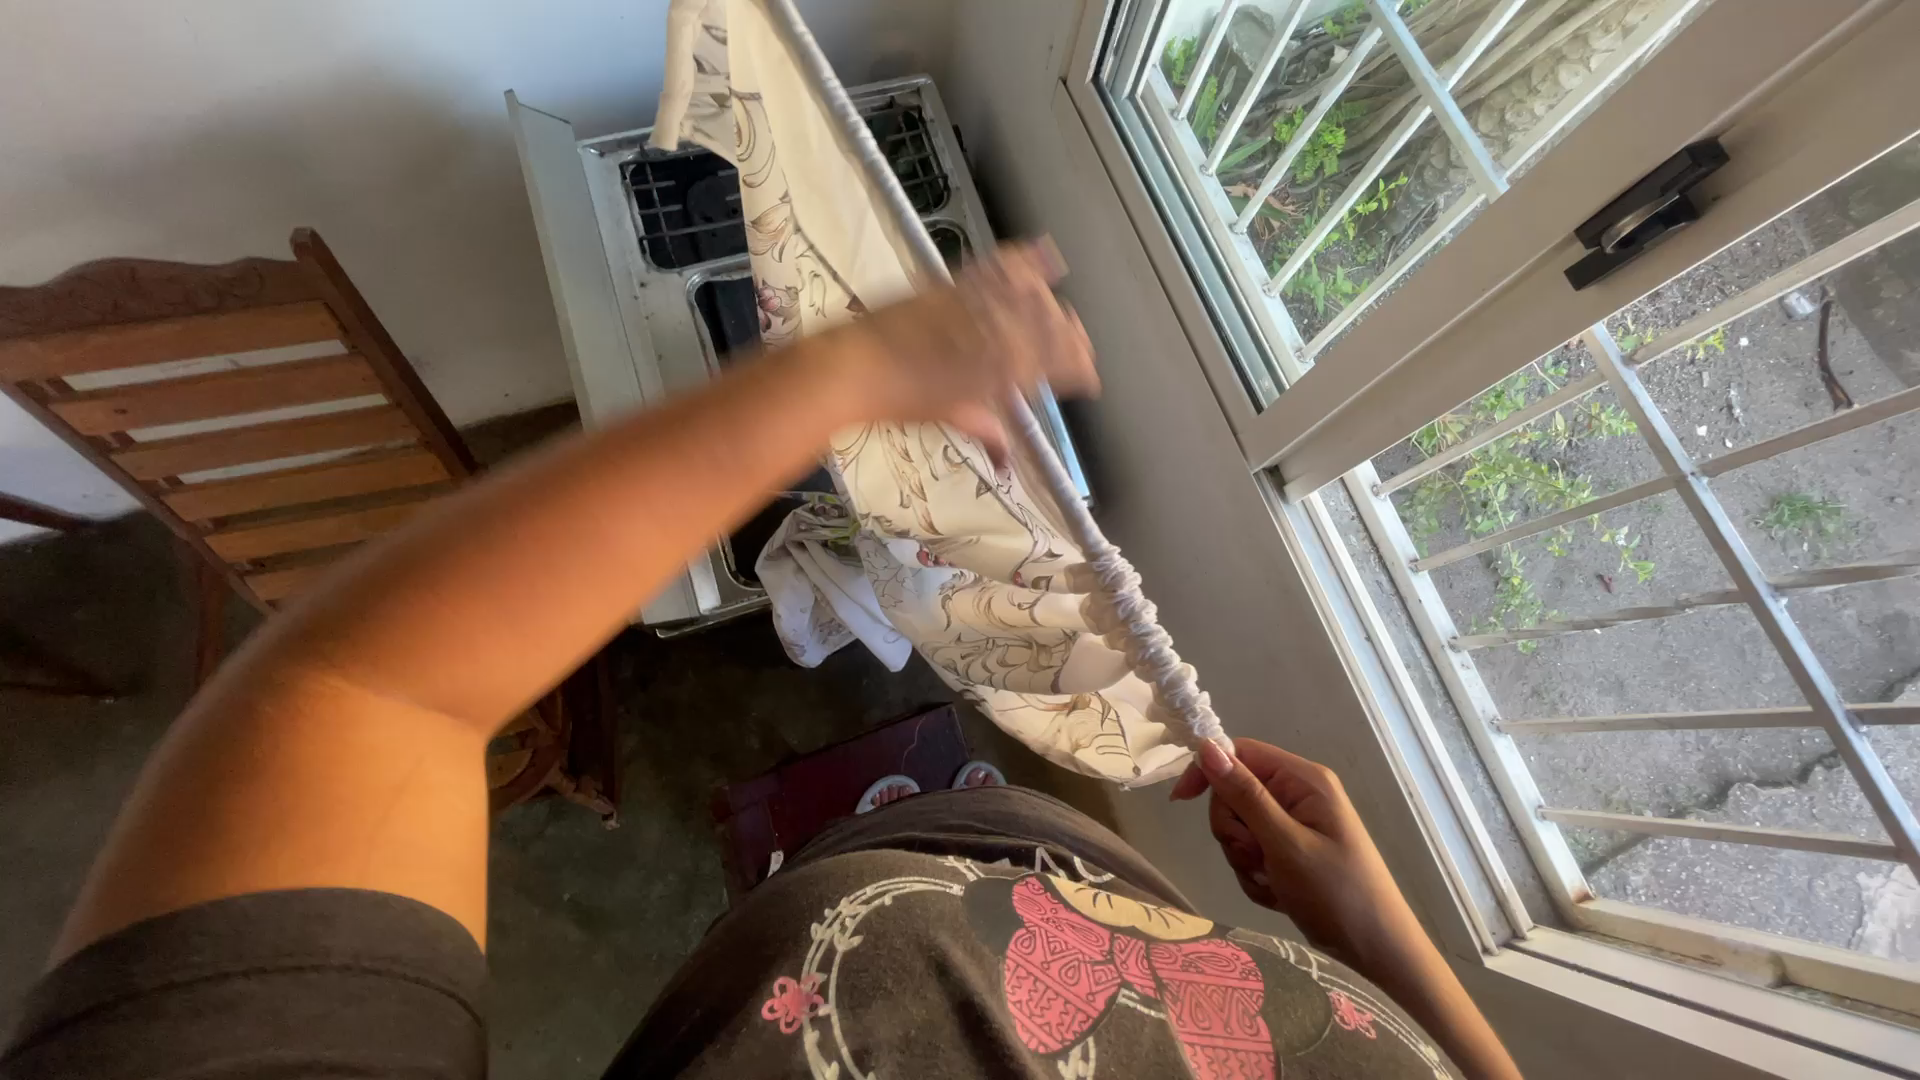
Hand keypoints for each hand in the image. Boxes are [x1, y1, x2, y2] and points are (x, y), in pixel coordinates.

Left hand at [808, 238, 1097, 459]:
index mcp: (1002, 371)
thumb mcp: (952, 417)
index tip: (1088, 380)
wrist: (854, 366)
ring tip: (1061, 311)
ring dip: (1053, 306)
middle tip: (1080, 349)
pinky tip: (1044, 255)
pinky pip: (999, 268)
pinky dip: (1025, 262)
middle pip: (1052, 328)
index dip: (1080, 371)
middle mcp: (997, 333)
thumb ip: (988, 430)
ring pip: (1033, 298)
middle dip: (1072, 340)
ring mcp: (977, 306)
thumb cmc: (902, 399)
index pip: (1060, 365)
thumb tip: (1007, 461)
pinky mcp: (955, 283)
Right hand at [1170, 738, 1420, 968]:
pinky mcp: (1289, 850)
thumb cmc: (1338, 894)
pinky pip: (1249, 851)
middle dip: (1234, 829)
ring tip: (1272, 880)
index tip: (1182, 801)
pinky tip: (1277, 893)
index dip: (1208, 771)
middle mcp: (1297, 794)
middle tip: (1257, 857)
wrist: (1380, 955)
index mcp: (1303, 780)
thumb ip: (1244, 794)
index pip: (1239, 753)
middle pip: (1233, 792)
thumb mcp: (1285, 843)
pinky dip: (1254, 874)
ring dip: (1244, 857)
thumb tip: (1205, 746)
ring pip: (1237, 825)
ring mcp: (1293, 823)